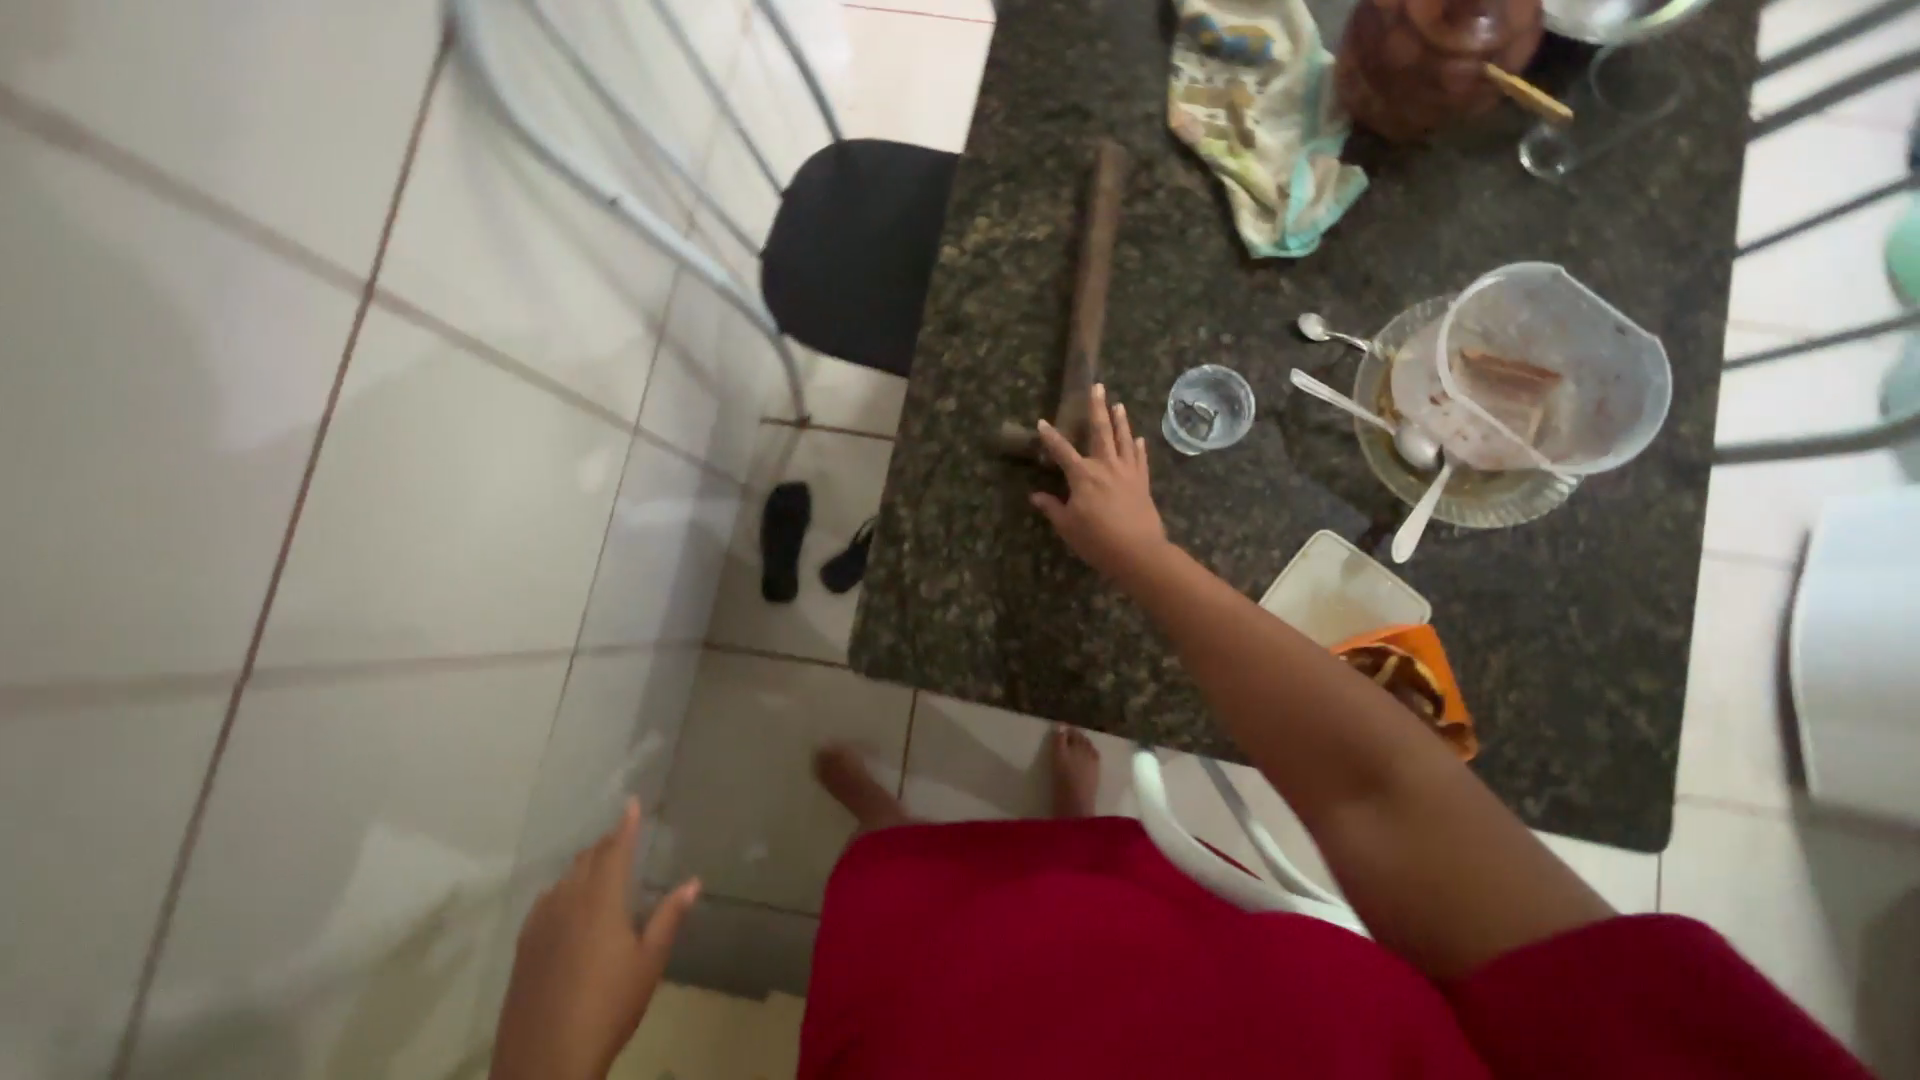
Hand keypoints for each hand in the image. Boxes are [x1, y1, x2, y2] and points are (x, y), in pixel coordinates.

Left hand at [490, 798, 699, 1079]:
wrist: (545, 1059)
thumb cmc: (609, 1006)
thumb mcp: (649, 963)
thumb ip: (669, 918)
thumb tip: (693, 882)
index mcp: (601, 901)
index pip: (615, 851)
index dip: (626, 825)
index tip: (632, 802)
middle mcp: (568, 902)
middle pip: (587, 860)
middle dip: (606, 844)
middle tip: (622, 835)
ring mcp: (540, 924)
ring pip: (565, 879)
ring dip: (584, 866)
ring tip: (599, 866)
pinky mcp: (523, 946)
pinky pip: (546, 902)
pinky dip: (562, 890)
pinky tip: (567, 904)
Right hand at [1030, 383, 1170, 583]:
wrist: (1138, 552)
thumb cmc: (1097, 541)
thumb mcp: (1067, 527)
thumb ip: (1052, 508)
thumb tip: (1036, 497)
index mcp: (1082, 476)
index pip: (1062, 451)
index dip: (1050, 437)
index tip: (1041, 423)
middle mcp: (1105, 466)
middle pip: (1101, 431)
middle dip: (1097, 408)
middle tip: (1097, 387)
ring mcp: (1127, 472)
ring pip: (1124, 440)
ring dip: (1121, 421)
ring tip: (1119, 404)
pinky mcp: (1142, 483)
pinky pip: (1140, 460)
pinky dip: (1139, 448)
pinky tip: (1139, 439)